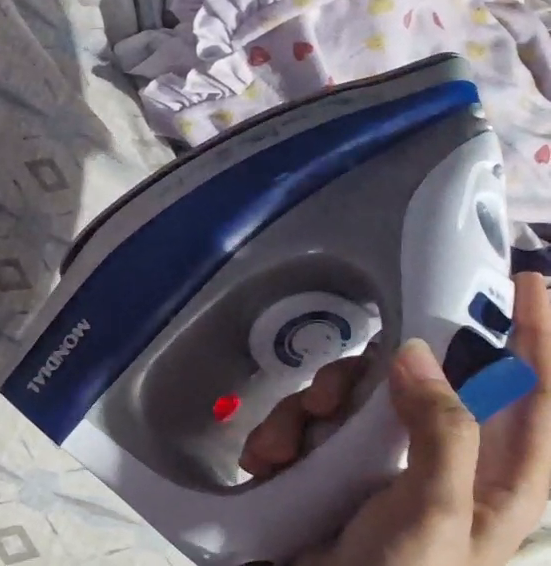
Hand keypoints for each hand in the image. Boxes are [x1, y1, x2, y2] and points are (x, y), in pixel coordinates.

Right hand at [238, 273, 550, 565]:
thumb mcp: (431, 511)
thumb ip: (440, 433)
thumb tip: (422, 354)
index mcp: (503, 480)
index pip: (538, 397)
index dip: (539, 339)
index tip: (529, 284)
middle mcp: (449, 464)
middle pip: (409, 385)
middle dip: (356, 384)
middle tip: (325, 404)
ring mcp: (387, 467)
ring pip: (347, 402)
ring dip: (303, 418)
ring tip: (285, 452)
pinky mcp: (337, 472)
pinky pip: (305, 427)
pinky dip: (280, 438)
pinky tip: (270, 464)